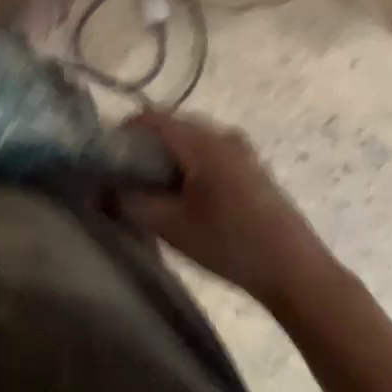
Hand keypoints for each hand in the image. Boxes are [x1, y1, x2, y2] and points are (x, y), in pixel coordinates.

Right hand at [121, 111, 338, 308]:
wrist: (298, 274)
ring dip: (167, 158)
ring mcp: (243, 151)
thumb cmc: (229, 244)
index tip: (104, 156)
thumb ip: (125, 202)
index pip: (149, 117)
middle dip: (143, 147)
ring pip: (190, 142)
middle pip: (170, 126)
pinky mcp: (254, 169)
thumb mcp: (168, 226)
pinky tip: (184, 198)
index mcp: (201, 141)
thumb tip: (93, 190)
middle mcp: (223, 135)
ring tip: (151, 189)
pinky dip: (189, 166)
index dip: (121, 132)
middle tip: (123, 176)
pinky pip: (209, 154)